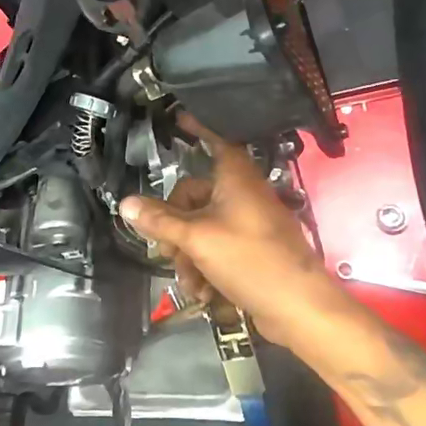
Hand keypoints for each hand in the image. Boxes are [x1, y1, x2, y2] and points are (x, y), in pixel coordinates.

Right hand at [119, 117, 351, 347]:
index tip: (179, 117)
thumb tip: (125, 203)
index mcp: (235, 179)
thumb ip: (160, 221)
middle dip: (176, 229)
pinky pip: (219, 250)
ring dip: (190, 256)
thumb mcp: (197, 239)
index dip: (197, 128)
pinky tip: (205, 293)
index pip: (215, 141)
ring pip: (203, 229)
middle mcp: (243, 195)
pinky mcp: (253, 252)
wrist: (299, 308)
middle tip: (167, 252)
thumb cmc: (250, 260)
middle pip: (195, 198)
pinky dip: (207, 268)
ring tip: (191, 283)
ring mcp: (249, 225)